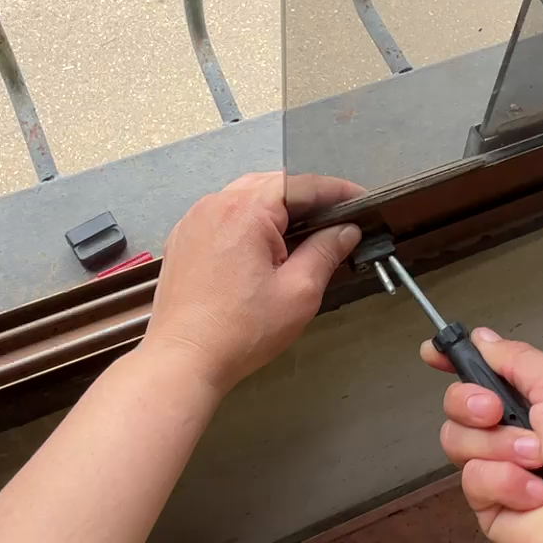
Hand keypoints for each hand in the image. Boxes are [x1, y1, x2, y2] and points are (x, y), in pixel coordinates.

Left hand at [144, 172, 364, 392]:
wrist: (183, 358)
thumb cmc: (237, 331)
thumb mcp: (299, 291)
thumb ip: (326, 252)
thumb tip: (345, 230)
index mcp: (246, 210)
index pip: (302, 184)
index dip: (337, 191)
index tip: (358, 200)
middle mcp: (216, 205)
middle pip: (273, 185)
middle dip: (307, 198)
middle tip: (336, 218)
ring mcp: (195, 220)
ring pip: (246, 196)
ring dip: (276, 208)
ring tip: (303, 232)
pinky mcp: (184, 238)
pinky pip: (223, 214)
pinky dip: (247, 221)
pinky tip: (263, 246)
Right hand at [424, 331, 542, 542]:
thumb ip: (518, 358)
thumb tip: (482, 336)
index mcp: (531, 397)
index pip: (479, 370)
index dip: (452, 359)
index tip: (433, 354)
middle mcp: (509, 428)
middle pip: (456, 401)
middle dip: (471, 403)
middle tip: (497, 412)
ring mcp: (496, 466)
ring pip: (457, 439)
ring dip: (498, 447)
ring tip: (536, 461)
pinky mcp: (488, 502)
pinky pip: (471, 479)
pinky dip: (504, 482)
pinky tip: (534, 494)